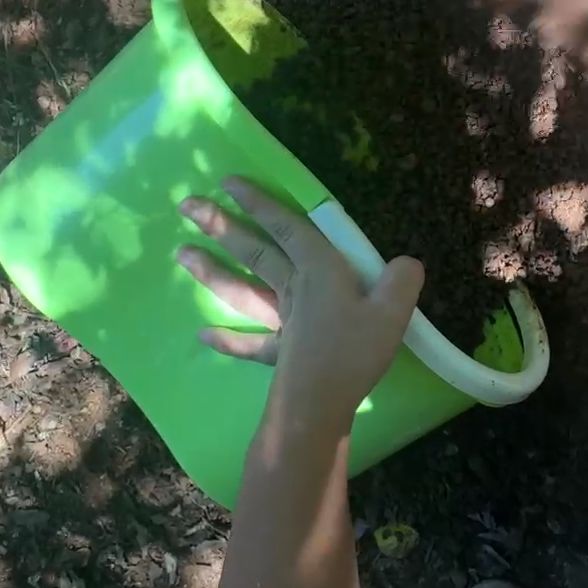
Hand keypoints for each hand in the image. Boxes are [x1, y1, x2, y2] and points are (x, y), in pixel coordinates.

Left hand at [178, 178, 422, 425]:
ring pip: (242, 289)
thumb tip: (407, 263)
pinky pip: (249, 344)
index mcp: (319, 270)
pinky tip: (201, 334)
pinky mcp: (277, 354)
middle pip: (254, 251)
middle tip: (187, 206)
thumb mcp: (393, 310)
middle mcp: (293, 288)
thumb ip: (402, 279)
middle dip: (222, 226)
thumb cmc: (353, 352)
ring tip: (181, 253)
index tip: (229, 181)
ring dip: (211, 271)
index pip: (286, 227)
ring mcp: (280, 322)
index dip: (260, 203)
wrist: (319, 405)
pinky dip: (226, 340)